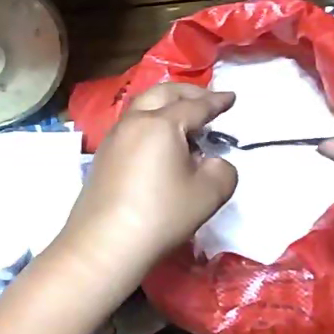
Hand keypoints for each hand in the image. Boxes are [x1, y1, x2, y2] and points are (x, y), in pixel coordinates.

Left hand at [60, 84, 238, 275]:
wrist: (105, 241)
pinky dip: (149, 123)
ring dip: (164, 105)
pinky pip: (130, 127)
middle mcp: (133, 122)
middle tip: (206, 98)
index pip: (195, 106)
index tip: (231, 98)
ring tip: (183, 119)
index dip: (217, 102)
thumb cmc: (161, 214)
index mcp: (160, 124)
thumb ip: (222, 169)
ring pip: (141, 108)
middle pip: (161, 94)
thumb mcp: (209, 193)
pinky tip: (160, 143)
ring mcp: (112, 138)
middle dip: (187, 92)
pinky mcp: (102, 156)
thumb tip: (210, 162)